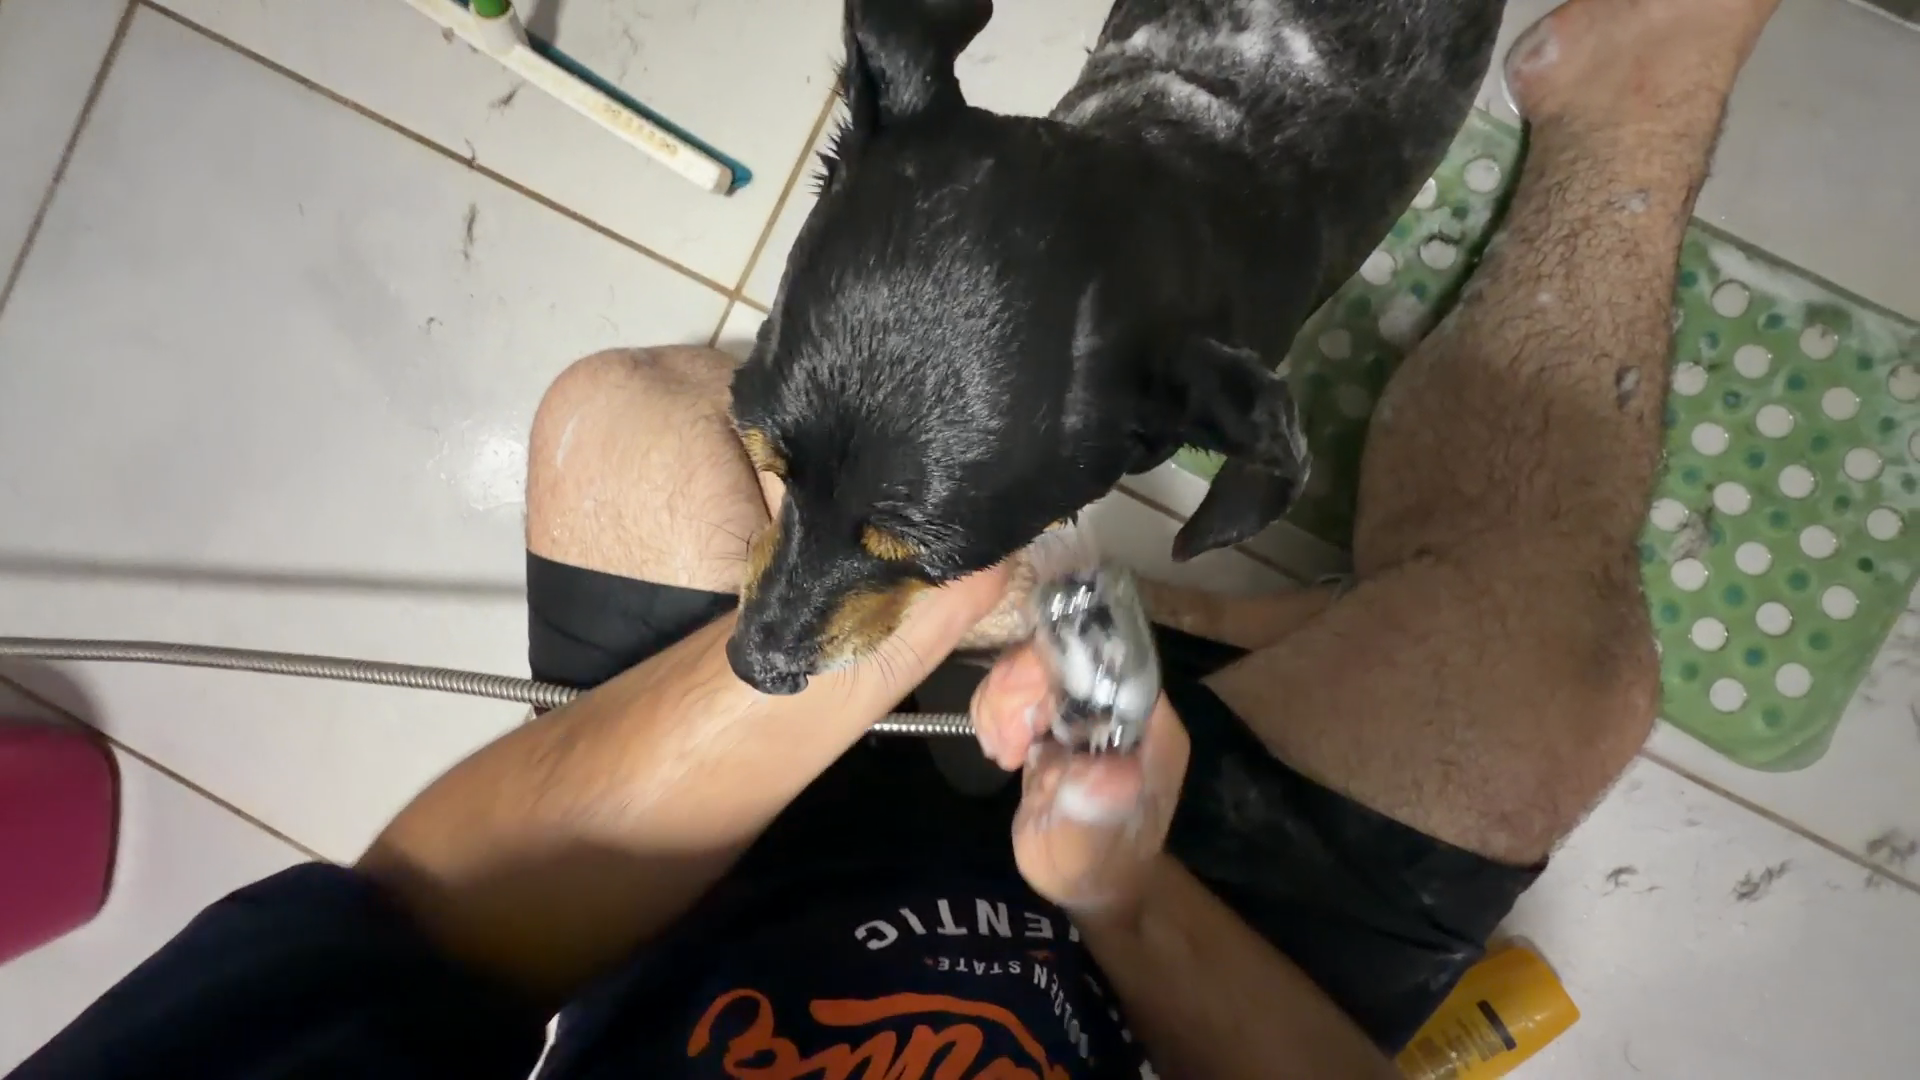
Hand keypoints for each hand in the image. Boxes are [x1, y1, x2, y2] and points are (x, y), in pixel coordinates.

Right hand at [969, 645, 1189, 914]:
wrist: (1083, 882)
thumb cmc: (1095, 866)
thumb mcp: (1093, 844)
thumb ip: (1100, 804)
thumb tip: (1113, 769)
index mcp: (1148, 726)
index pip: (1111, 663)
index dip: (1068, 668)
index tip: (1033, 710)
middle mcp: (1119, 705)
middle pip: (1066, 654)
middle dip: (1023, 687)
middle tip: (1006, 743)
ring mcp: (1083, 707)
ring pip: (1035, 662)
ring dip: (1003, 699)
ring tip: (1000, 752)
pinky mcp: (1051, 713)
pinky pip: (1016, 684)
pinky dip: (993, 706)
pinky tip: (995, 748)